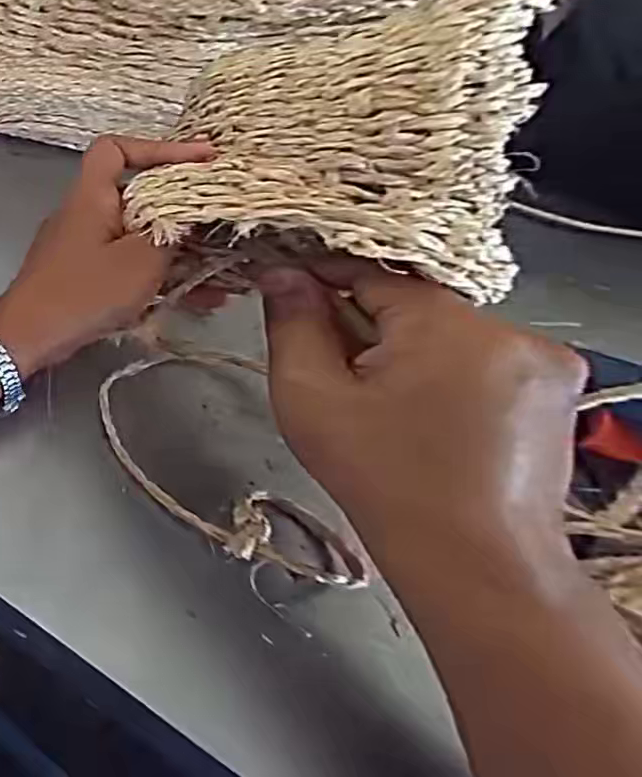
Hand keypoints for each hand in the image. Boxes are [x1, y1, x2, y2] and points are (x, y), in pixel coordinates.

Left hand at [0, 135, 215, 373]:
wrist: (28, 335)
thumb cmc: (83, 291)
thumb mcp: (141, 260)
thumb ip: (174, 232)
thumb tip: (199, 212)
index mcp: (88, 198)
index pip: (114, 149)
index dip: (159, 147)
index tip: (204, 160)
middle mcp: (82, 214)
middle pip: (138, 193)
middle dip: (187, 207)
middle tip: (231, 220)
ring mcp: (81, 244)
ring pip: (140, 234)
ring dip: (183, 250)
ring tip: (229, 271)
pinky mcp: (84, 272)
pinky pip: (130, 262)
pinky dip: (163, 274)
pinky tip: (203, 298)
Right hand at [258, 260, 586, 560]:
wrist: (470, 555)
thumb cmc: (377, 469)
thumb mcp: (308, 389)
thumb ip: (292, 321)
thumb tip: (281, 273)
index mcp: (458, 330)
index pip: (372, 273)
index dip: (316, 277)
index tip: (275, 290)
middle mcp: (517, 337)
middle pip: (409, 302)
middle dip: (354, 320)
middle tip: (316, 360)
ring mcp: (546, 366)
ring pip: (437, 328)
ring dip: (390, 343)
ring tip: (359, 389)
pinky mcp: (553, 392)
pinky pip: (470, 353)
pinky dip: (426, 364)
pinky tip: (402, 403)